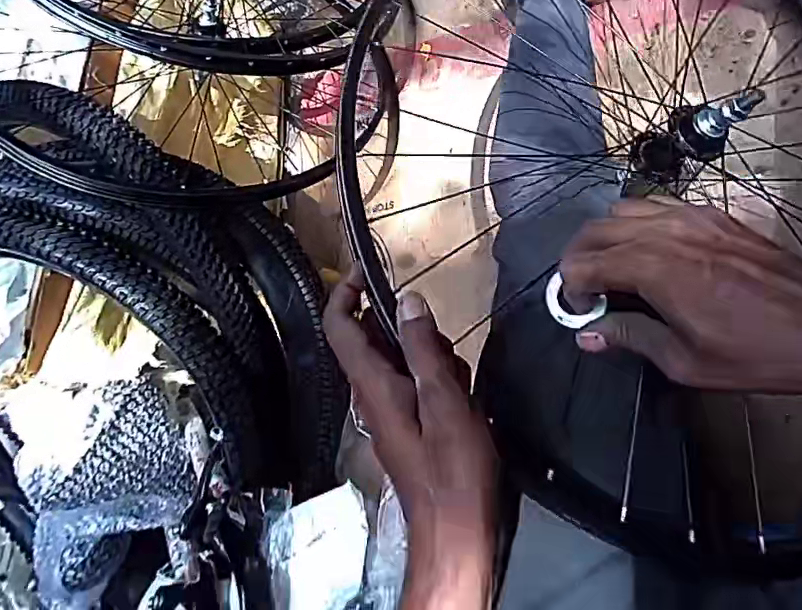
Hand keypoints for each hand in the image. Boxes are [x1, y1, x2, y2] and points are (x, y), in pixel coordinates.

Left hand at [324, 270, 497, 609]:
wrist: (457, 533)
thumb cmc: (452, 469)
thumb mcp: (443, 400)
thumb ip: (423, 348)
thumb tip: (407, 298)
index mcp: (372, 384)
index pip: (340, 326)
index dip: (345, 291)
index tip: (367, 268)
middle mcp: (373, 392)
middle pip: (375, 336)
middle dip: (410, 327)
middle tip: (442, 343)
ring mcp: (390, 407)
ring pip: (401, 355)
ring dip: (430, 353)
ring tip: (456, 378)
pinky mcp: (408, 419)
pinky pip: (416, 378)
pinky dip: (438, 375)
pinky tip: (461, 396)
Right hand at [560, 197, 801, 394]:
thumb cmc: (757, 353)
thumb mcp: (686, 361)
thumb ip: (630, 338)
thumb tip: (587, 334)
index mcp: (652, 266)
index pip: (584, 263)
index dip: (571, 289)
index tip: (581, 312)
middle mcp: (663, 229)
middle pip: (595, 229)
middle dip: (579, 258)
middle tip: (587, 291)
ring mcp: (689, 214)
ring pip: (622, 209)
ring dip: (607, 236)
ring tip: (618, 269)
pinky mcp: (711, 212)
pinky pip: (656, 205)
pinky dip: (640, 223)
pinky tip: (654, 251)